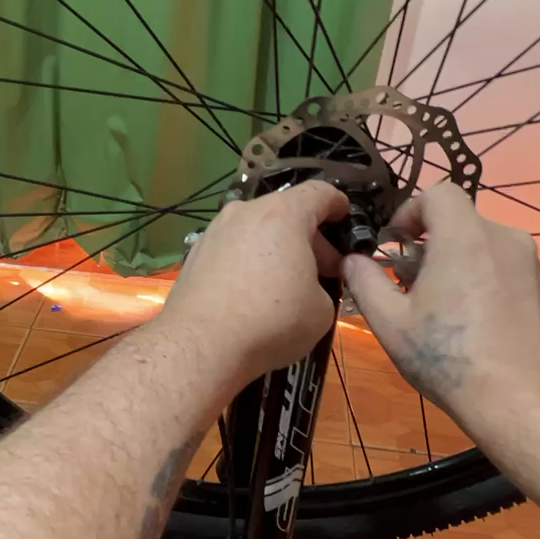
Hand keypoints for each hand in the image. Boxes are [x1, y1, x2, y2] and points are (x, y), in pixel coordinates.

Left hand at [155, 180, 348, 381]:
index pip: (319, 192)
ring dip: (276, 249)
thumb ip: (323, 286)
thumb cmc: (272, 322)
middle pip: (286, 213)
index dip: (338, 205)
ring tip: (286, 283)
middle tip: (322, 270)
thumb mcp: (322, 310)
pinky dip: (248, 262)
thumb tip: (309, 287)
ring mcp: (214, 232)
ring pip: (256, 231)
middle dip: (309, 238)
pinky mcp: (195, 256)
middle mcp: (245, 213)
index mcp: (282, 215)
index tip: (344, 219)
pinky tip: (251, 293)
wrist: (202, 345)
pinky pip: (232, 250)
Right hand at [343, 184, 539, 422]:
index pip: (438, 193)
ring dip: (453, 262)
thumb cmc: (449, 358)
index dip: (411, 210)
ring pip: (480, 244)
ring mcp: (528, 262)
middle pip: (458, 220)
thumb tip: (352, 260)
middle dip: (428, 243)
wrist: (523, 401)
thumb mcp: (391, 323)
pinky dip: (479, 278)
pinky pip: (501, 266)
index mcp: (464, 236)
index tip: (395, 243)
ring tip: (437, 307)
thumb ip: (366, 282)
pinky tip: (469, 322)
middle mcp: (502, 238)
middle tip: (408, 283)